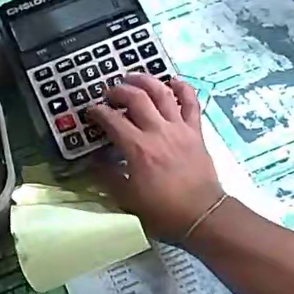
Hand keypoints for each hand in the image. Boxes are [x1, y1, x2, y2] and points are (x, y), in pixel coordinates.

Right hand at [88, 74, 224, 241]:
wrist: (201, 215)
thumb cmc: (163, 211)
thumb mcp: (127, 198)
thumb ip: (109, 177)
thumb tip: (94, 163)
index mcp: (137, 148)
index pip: (111, 120)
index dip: (97, 112)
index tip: (91, 112)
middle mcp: (157, 131)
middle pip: (135, 98)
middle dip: (118, 90)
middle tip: (110, 93)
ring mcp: (179, 128)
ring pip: (162, 93)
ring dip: (146, 81)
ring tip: (133, 78)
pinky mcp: (195, 131)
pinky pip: (191, 102)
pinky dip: (182, 88)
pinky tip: (173, 81)